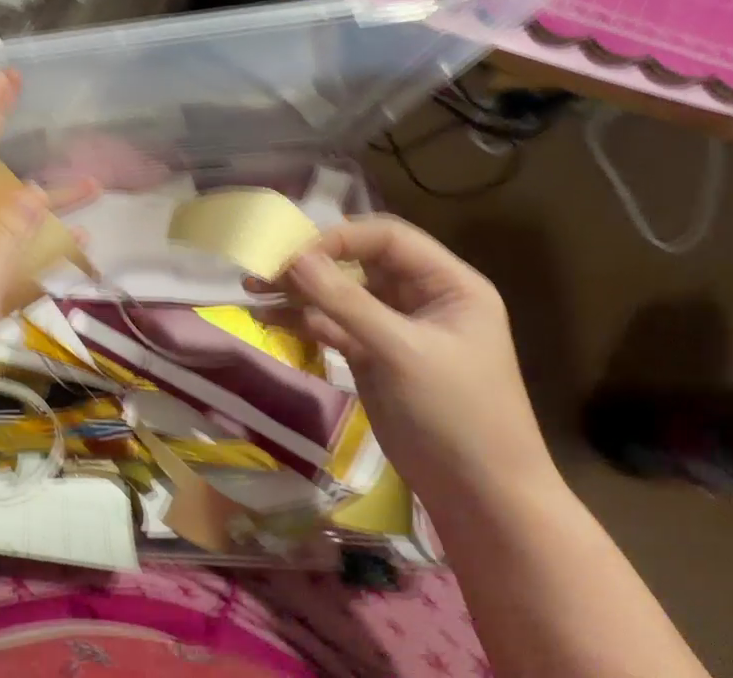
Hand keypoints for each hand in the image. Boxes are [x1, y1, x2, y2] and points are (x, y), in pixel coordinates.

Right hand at [271, 214, 558, 508]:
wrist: (480, 496)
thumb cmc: (456, 414)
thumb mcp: (400, 351)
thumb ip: (344, 300)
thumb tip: (291, 256)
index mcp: (450, 285)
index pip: (387, 238)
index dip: (338, 239)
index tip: (290, 255)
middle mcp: (422, 298)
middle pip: (358, 261)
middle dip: (310, 263)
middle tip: (261, 271)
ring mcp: (395, 328)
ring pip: (339, 293)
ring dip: (298, 292)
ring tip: (252, 292)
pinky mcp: (373, 356)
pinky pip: (332, 325)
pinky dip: (301, 321)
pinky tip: (268, 320)